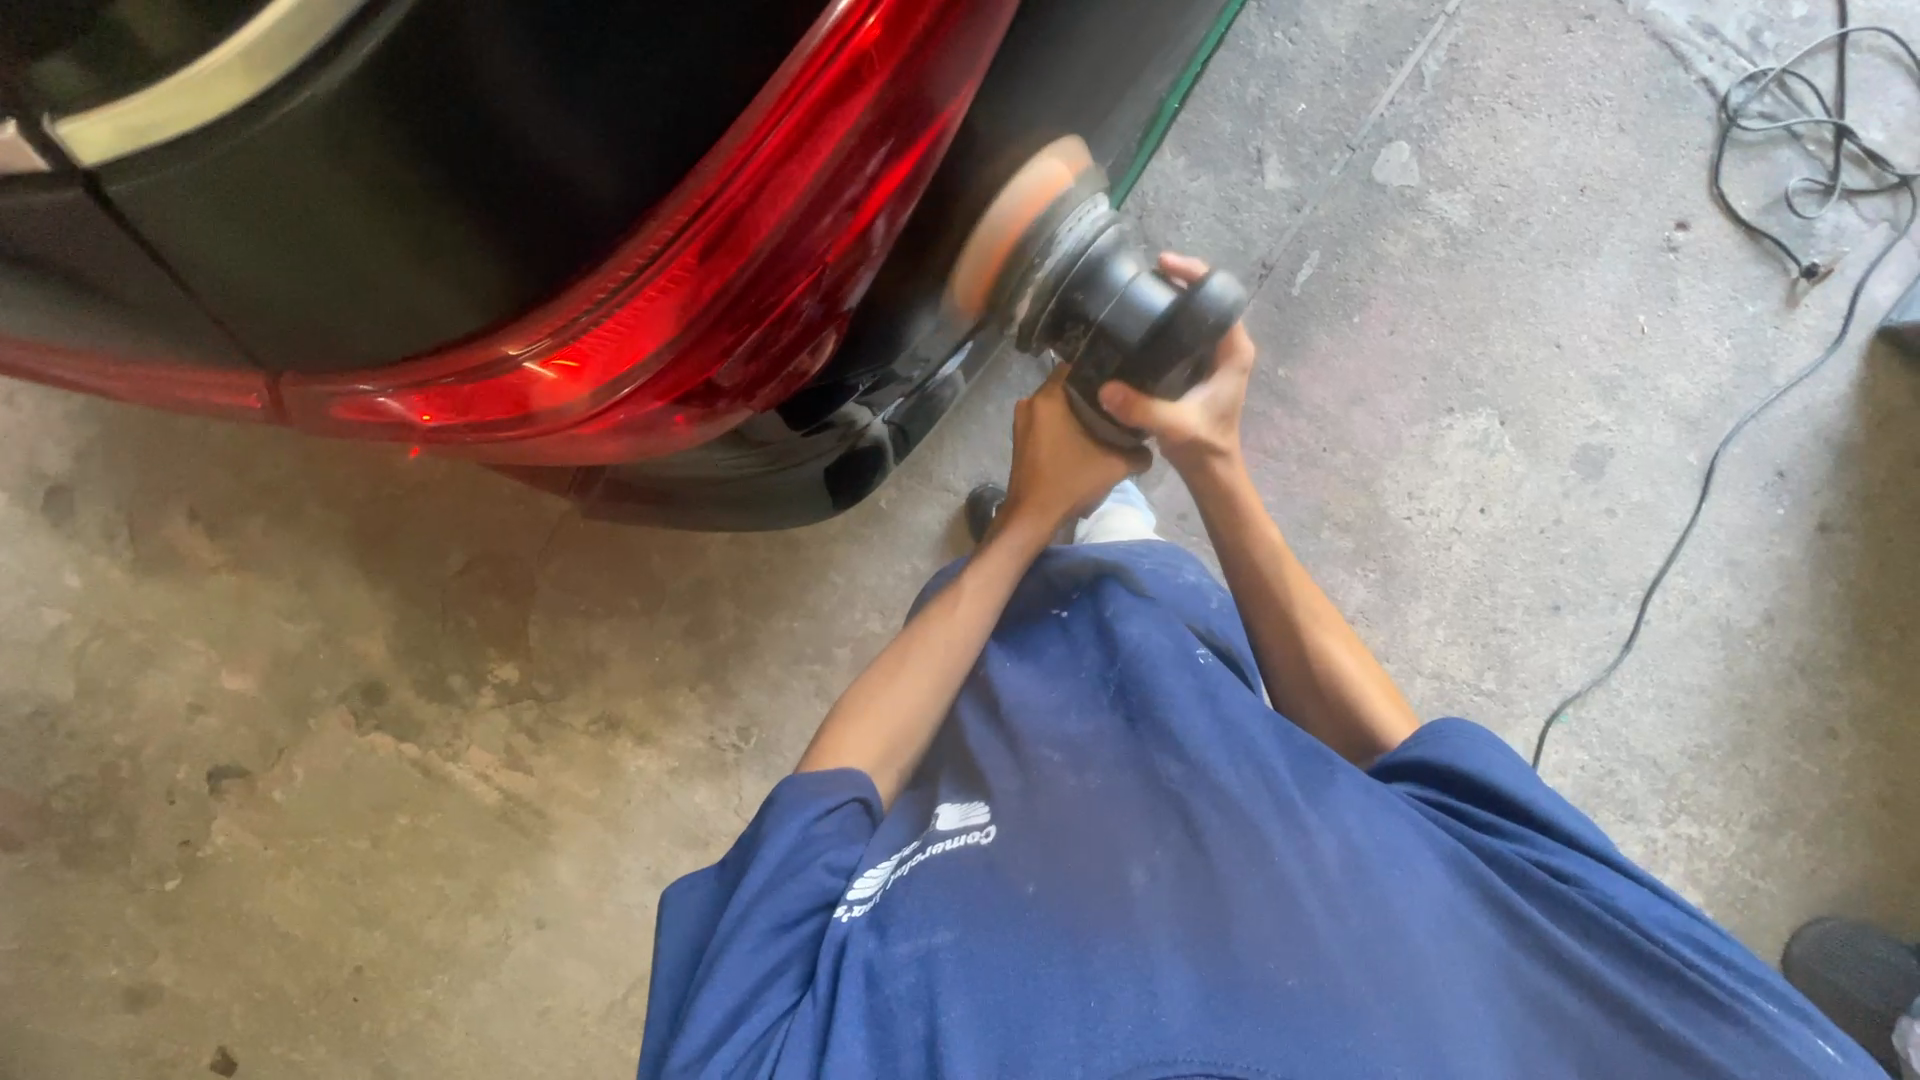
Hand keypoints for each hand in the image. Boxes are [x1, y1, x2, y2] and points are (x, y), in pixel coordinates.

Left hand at [1002, 366, 1148, 533]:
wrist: (1033, 515)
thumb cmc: (1070, 482)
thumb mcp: (1115, 466)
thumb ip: (1138, 451)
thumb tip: (1150, 446)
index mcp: (1049, 397)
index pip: (1079, 366)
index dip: (1103, 371)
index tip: (1123, 380)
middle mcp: (1030, 401)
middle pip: (1068, 386)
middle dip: (1092, 394)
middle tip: (1120, 402)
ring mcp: (1022, 420)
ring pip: (1057, 405)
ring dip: (1077, 411)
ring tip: (1106, 420)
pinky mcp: (1020, 437)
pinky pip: (1047, 420)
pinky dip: (1064, 424)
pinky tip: (1085, 437)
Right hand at [1096, 252, 1255, 474]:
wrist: (1210, 469)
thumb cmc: (1204, 446)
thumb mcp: (1175, 426)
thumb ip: (1143, 408)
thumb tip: (1106, 390)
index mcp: (1233, 352)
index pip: (1220, 299)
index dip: (1195, 275)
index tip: (1164, 265)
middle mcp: (1225, 348)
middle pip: (1205, 302)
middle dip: (1178, 284)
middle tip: (1144, 276)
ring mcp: (1211, 358)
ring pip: (1193, 317)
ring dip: (1170, 303)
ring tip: (1138, 292)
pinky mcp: (1195, 368)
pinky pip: (1181, 335)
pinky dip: (1163, 324)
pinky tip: (1138, 324)